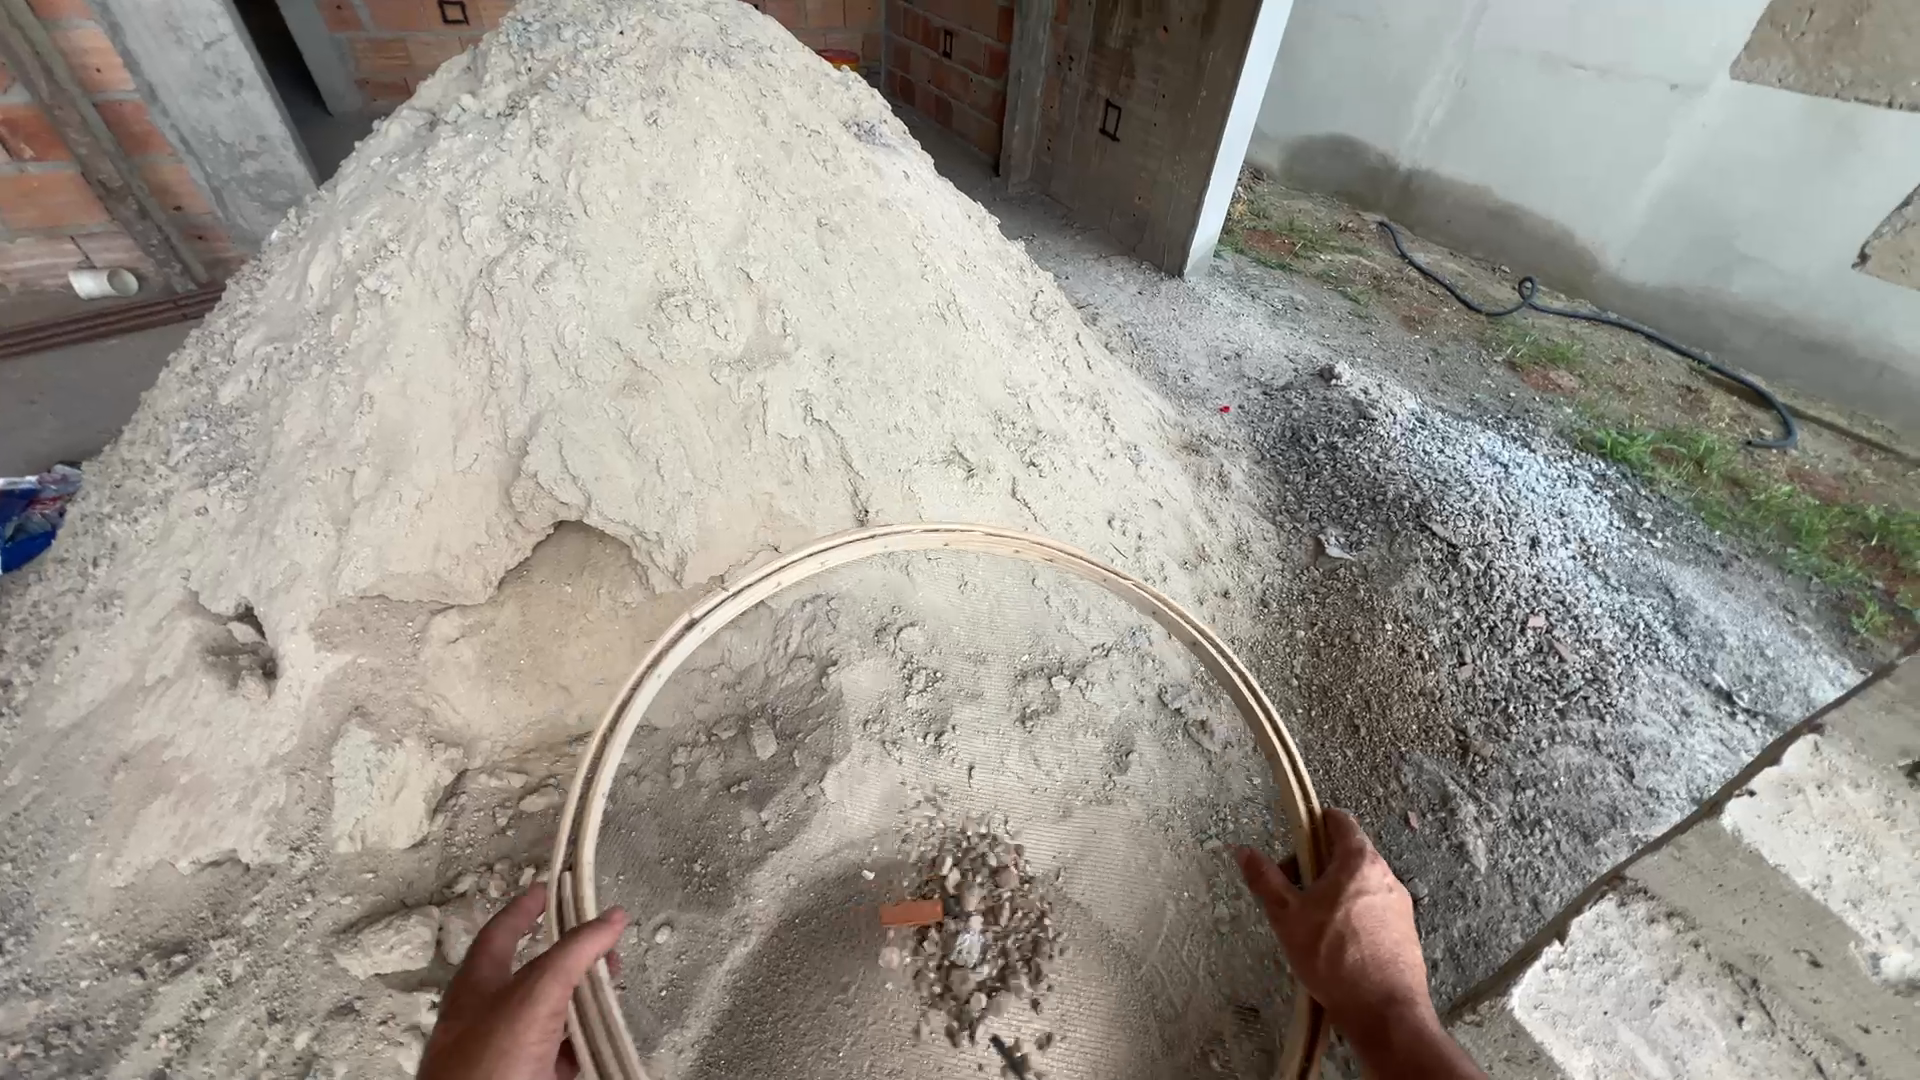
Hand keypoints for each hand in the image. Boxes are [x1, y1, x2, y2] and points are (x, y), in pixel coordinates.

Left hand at [418, 883, 627, 1079]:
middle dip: (574, 952)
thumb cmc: (494, 1062)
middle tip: (606, 944)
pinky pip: (559, 1049)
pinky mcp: (526, 1078)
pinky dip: (583, 1037)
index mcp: (476, 987)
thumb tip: (614, 914)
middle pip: (534, 970)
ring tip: (611, 987)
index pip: (501, 932)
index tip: (551, 887)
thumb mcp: (538, 993)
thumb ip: (577, 949)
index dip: (526, 906)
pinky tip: (600, 1033)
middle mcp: (487, 1016)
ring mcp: (505, 1052)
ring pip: (551, 1009)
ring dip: (583, 994)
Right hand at [1238, 809, 1482, 1076]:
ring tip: (1311, 921)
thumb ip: (1264, 878)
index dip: (1312, 823)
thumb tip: (1243, 851)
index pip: (1338, 820)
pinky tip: (1335, 942)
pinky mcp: (1406, 932)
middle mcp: (1385, 876)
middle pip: (1346, 851)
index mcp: (1359, 862)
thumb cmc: (1334, 959)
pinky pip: (1373, 906)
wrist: (1387, 1017)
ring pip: (1358, 881)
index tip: (1293, 842)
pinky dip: (1352, 911)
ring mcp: (1400, 905)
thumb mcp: (1286, 916)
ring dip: (1333, 889)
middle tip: (1293, 890)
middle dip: (1315, 864)